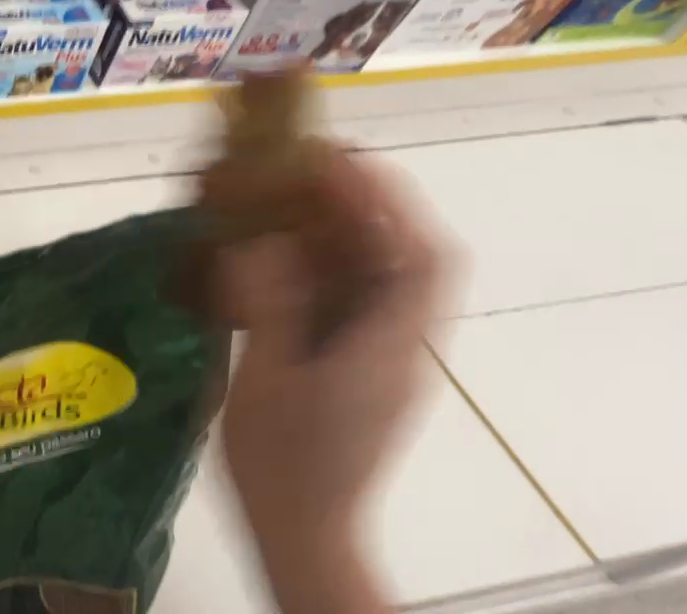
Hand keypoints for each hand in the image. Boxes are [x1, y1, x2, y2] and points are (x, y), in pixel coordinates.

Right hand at [216, 151, 448, 607]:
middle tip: (297, 163)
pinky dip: (316, 258)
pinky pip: (344, 293)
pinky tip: (272, 249)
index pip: (421, 258)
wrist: (302, 528)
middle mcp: (397, 341)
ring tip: (279, 192)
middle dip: (358, 200)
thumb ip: (272, 308)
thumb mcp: (270, 381)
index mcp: (389, 347)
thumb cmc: (285, 461)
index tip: (336, 159)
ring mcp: (376, 350)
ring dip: (335, 225)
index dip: (388, 200)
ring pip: (373, 270)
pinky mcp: (352, 358)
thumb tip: (265, 239)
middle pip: (400, 254)